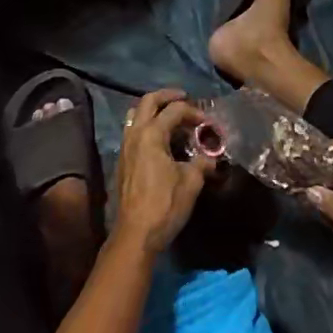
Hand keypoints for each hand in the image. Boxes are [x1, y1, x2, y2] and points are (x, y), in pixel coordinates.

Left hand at [110, 89, 210, 255]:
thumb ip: (201, 163)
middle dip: (167, 96)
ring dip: (153, 110)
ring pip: (135, 115)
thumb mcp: (191, 182)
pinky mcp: (122, 162)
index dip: (194, 112)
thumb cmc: (164, 205)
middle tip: (184, 98)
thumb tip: (210, 158)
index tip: (208, 124)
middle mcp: (135, 134)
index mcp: (151, 134)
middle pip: (148, 101)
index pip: (175, 110)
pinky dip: (146, 126)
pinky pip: (132, 132)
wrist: (135, 236)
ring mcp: (125, 148)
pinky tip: (160, 141)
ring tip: (170, 117)